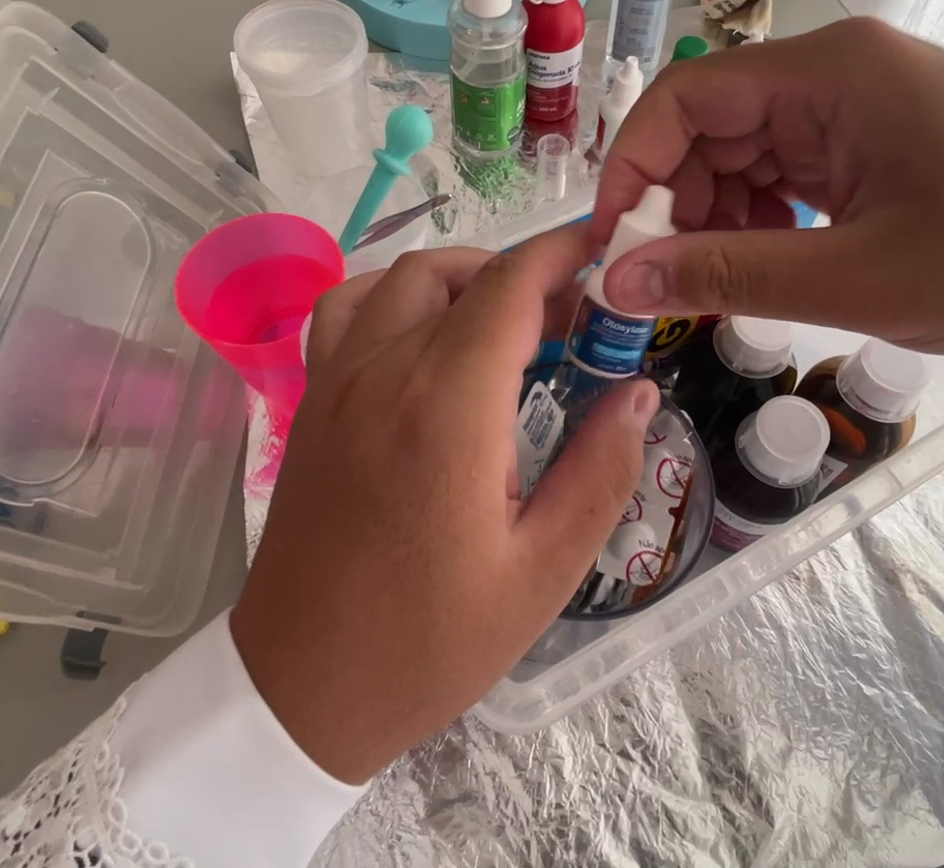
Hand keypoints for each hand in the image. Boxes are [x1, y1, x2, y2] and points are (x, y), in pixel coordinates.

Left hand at [229, 228, 660, 783]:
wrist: (304, 688)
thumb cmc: (431, 640)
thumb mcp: (543, 571)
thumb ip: (598, 471)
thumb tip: (638, 392)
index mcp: (448, 406)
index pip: (509, 286)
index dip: (562, 255)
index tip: (605, 257)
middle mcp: (384, 371)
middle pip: (459, 273)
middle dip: (526, 275)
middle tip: (574, 321)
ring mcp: (335, 381)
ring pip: (400, 279)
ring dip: (462, 277)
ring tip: (505, 324)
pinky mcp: (311, 403)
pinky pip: (348, 310)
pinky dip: (395, 296)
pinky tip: (424, 338)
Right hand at [593, 17, 943, 360]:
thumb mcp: (851, 278)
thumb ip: (725, 276)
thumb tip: (615, 284)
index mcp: (832, 74)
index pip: (688, 97)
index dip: (632, 166)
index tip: (612, 242)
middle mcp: (836, 75)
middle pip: (709, 126)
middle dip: (672, 202)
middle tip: (662, 280)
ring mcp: (855, 109)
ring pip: (741, 154)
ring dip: (712, 217)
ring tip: (716, 282)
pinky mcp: (870, 145)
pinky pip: (782, 173)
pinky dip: (755, 220)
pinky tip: (762, 264)